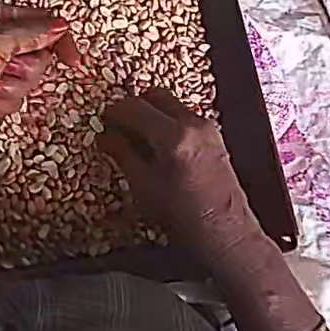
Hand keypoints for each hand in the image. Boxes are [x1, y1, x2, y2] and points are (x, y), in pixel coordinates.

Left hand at [0, 2, 82, 140]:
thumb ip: (35, 31)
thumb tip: (60, 25)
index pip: (44, 23)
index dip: (60, 40)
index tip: (73, 59)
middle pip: (40, 56)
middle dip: (23, 67)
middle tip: (4, 66)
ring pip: (28, 81)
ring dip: (9, 86)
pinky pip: (14, 100)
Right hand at [99, 89, 270, 270]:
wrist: (226, 234)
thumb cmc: (183, 217)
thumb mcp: (144, 187)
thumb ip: (122, 154)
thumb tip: (105, 136)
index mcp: (173, 136)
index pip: (134, 108)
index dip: (113, 112)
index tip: (102, 120)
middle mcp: (193, 124)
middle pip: (154, 96)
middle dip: (132, 106)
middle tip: (117, 125)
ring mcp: (207, 128)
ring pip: (170, 104)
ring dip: (150, 114)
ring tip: (135, 138)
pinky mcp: (215, 136)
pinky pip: (183, 117)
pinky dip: (166, 122)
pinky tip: (156, 147)